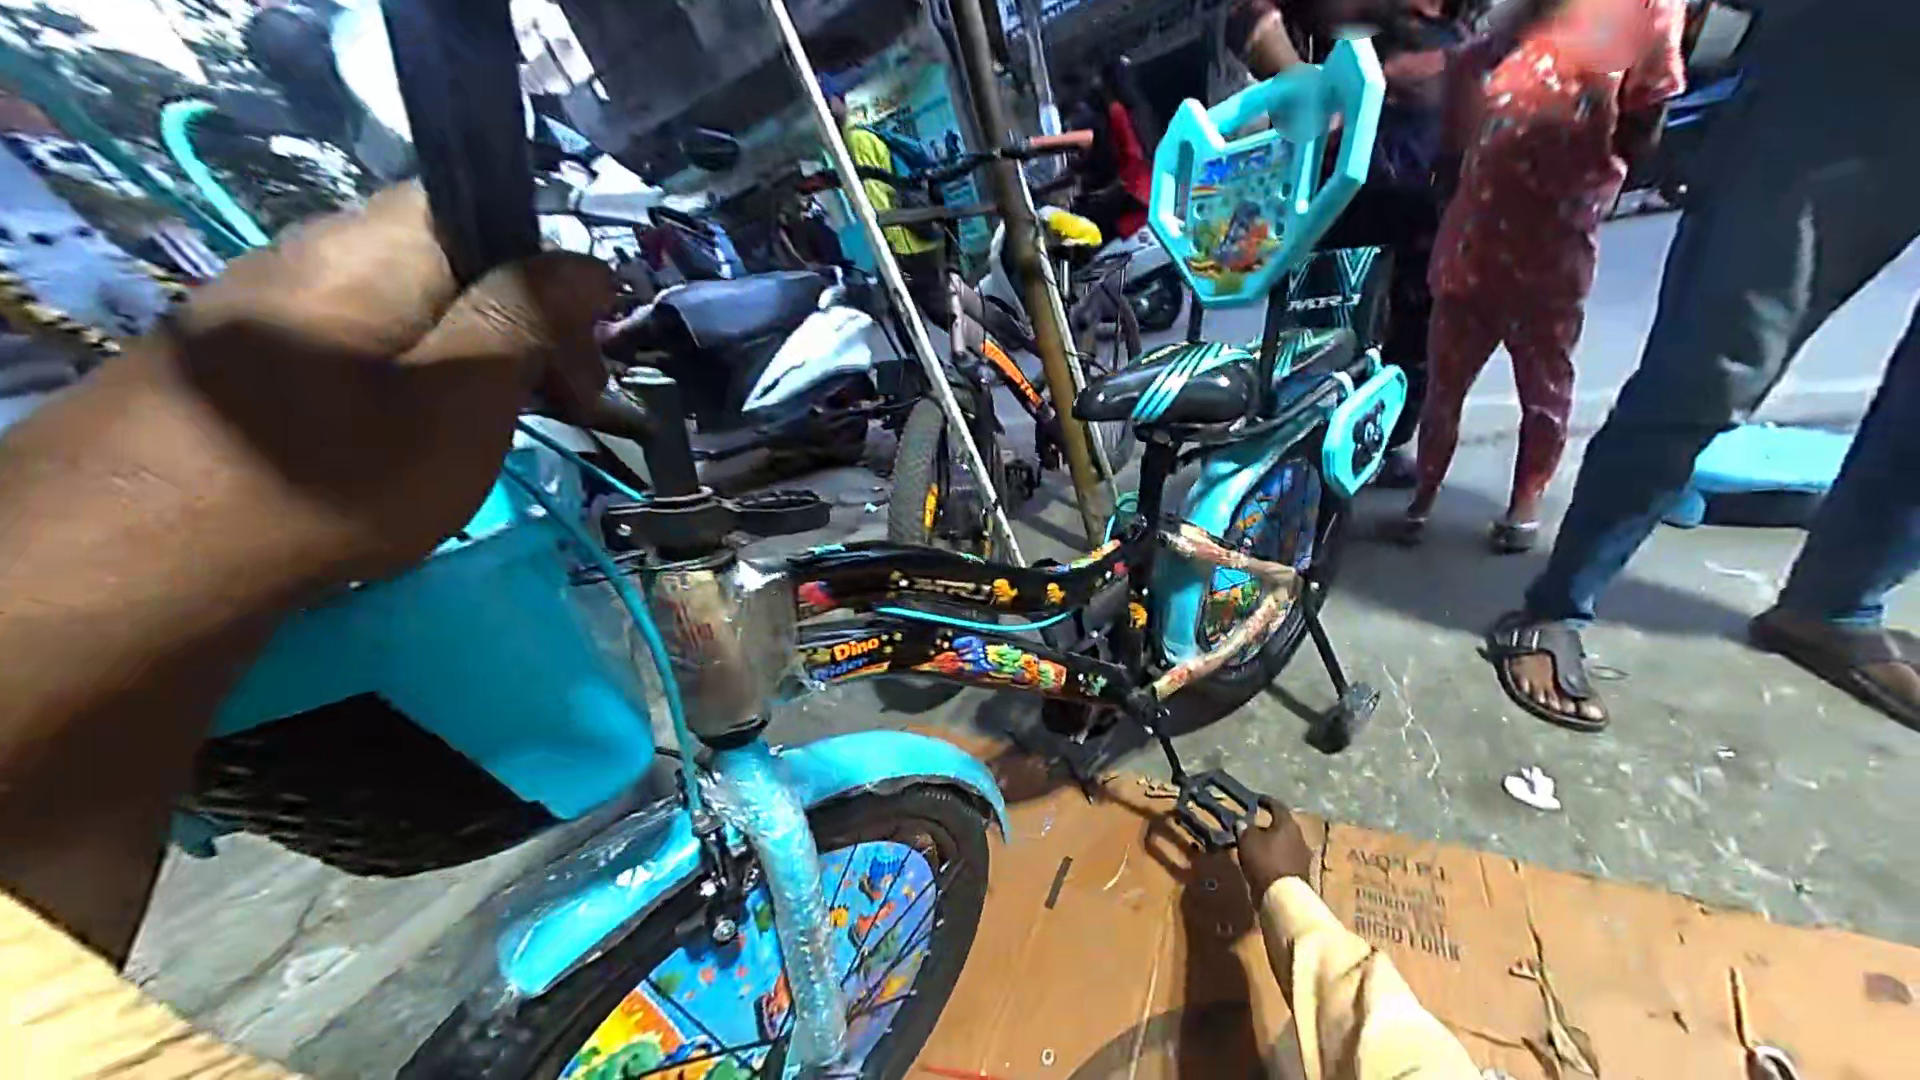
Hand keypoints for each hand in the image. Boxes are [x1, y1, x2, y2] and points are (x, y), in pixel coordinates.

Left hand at [156, 184, 613, 579]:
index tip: (585, 347)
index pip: (484, 210)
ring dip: (496, 356)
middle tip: (573, 402)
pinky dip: (445, 376)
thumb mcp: (459, 398)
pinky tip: (453, 427)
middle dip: (535, 324)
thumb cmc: (337, 474)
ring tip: (524, 420)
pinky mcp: (282, 360)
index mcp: (373, 253)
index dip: (552, 270)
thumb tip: (588, 266)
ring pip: (431, 308)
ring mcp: (294, 310)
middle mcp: (326, 259)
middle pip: (463, 264)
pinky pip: (391, 343)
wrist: (152, 559)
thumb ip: (522, 321)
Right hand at [1236, 796, 1314, 899]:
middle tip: (1256, 824)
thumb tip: (1242, 822)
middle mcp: (1300, 838)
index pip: (1277, 807)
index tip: (1257, 799)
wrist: (1283, 896)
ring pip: (1286, 844)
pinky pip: (1286, 859)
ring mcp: (1303, 858)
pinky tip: (1265, 860)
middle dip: (1271, 825)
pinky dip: (1276, 857)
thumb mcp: (1247, 839)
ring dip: (1274, 843)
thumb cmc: (1264, 860)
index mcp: (1288, 825)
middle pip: (1284, 827)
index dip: (1266, 802)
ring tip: (1259, 844)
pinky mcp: (1301, 875)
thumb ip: (1244, 828)